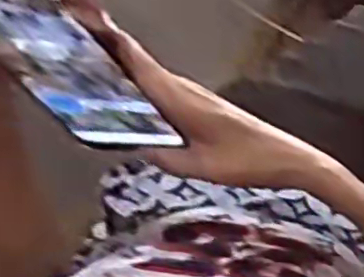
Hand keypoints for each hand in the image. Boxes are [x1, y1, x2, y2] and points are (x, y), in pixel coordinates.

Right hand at [65, 0, 332, 188]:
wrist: (300, 164)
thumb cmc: (254, 163)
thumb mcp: (203, 167)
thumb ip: (163, 159)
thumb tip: (137, 151)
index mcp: (172, 92)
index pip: (122, 47)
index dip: (91, 30)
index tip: (63, 22)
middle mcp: (183, 87)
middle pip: (129, 62)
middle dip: (96, 58)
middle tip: (64, 64)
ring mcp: (199, 97)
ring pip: (149, 79)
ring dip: (123, 79)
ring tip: (93, 87)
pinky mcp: (213, 109)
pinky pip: (168, 94)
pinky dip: (149, 95)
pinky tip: (142, 110)